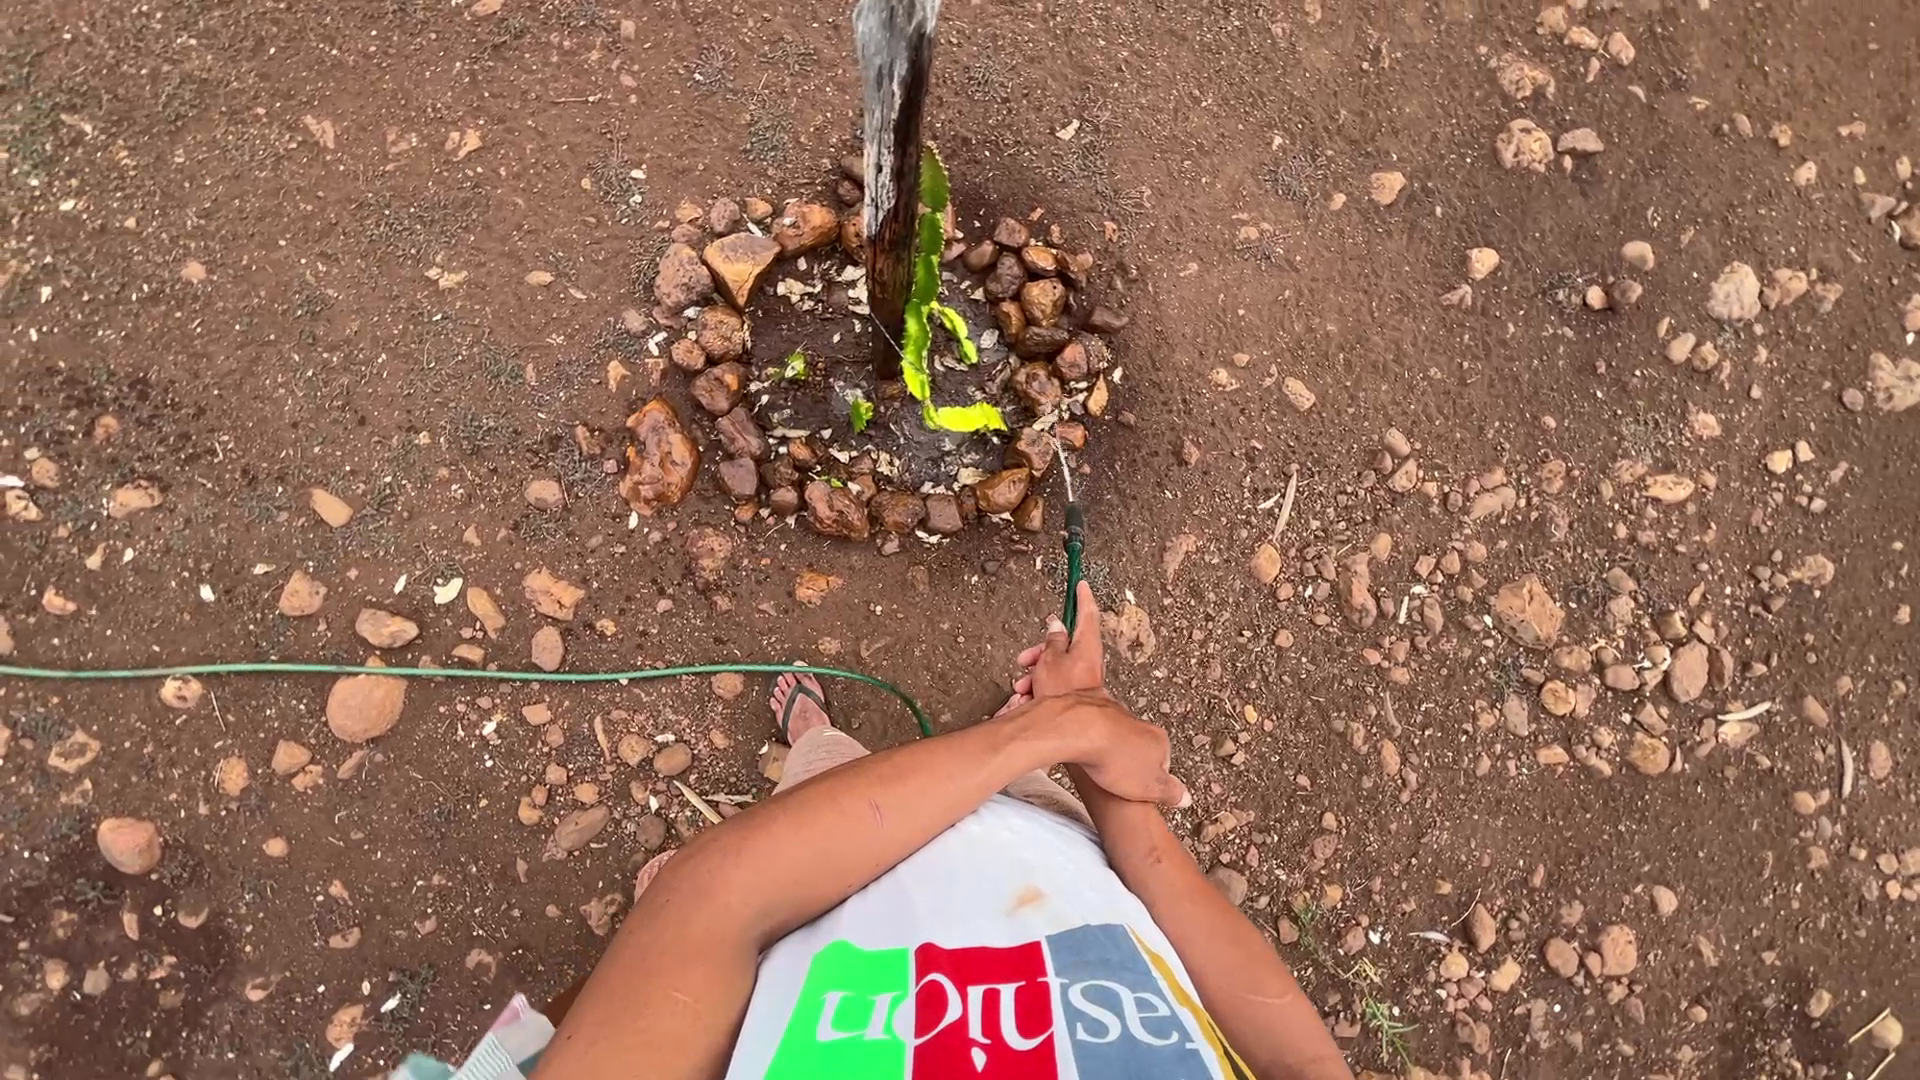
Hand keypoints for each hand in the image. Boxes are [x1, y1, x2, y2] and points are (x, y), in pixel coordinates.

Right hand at [1012, 581, 1104, 698]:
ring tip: (1023, 691)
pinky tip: (1026, 703)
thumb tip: (1057, 626)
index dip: (1083, 598)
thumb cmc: (1065, 693)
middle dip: (1038, 654)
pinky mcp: (1073, 697)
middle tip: (1025, 660)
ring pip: (1052, 670)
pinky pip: (1052, 688)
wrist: (1072, 728)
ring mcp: (1080, 679)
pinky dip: (1037, 693)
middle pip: (1060, 647)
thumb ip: (1053, 641)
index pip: (1087, 614)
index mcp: (1086, 645)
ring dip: (1033, 678)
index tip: (1083, 585)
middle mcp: (1086, 661)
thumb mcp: (1051, 659)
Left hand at [1029, 691, 1188, 808]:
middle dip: (1130, 757)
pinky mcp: (1089, 702)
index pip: (1163, 761)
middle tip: (1116, 776)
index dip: (1151, 777)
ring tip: (1096, 760)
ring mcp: (1114, 709)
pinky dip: (1088, 727)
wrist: (1078, 729)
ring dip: (1109, 741)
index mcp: (1158, 739)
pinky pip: (1091, 716)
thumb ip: (1170, 792)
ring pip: (1116, 728)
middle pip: (1140, 742)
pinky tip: (1080, 740)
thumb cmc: (1112, 758)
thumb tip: (1185, 798)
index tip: (1139, 788)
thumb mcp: (1149, 788)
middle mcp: (1139, 720)